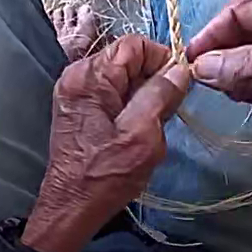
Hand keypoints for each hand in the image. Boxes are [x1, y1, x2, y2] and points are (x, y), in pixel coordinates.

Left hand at [24, 36, 192, 251]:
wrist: (72, 207)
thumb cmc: (105, 175)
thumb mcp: (142, 134)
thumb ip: (161, 95)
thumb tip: (179, 69)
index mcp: (89, 77)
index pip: (134, 45)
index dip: (161, 59)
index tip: (177, 85)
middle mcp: (76, 77)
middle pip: (126, 60)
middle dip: (152, 81)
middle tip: (163, 113)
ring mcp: (74, 94)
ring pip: (121, 79)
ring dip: (142, 98)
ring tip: (147, 128)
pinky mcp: (77, 111)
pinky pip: (111, 96)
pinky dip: (128, 108)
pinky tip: (134, 133)